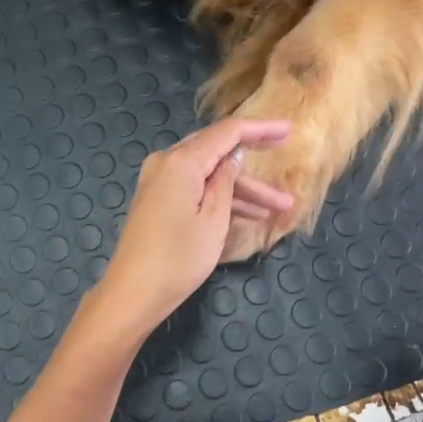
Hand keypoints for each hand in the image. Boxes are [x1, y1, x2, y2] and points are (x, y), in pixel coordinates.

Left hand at [93, 117, 295, 333]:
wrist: (134, 292)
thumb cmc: (178, 258)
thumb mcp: (213, 219)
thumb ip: (226, 182)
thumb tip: (233, 157)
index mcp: (181, 161)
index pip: (226, 133)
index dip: (260, 129)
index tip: (289, 130)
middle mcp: (165, 163)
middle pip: (216, 153)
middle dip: (253, 166)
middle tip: (285, 161)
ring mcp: (158, 181)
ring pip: (207, 175)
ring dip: (241, 190)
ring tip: (280, 207)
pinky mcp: (156, 200)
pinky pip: (194, 188)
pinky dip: (219, 198)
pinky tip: (249, 214)